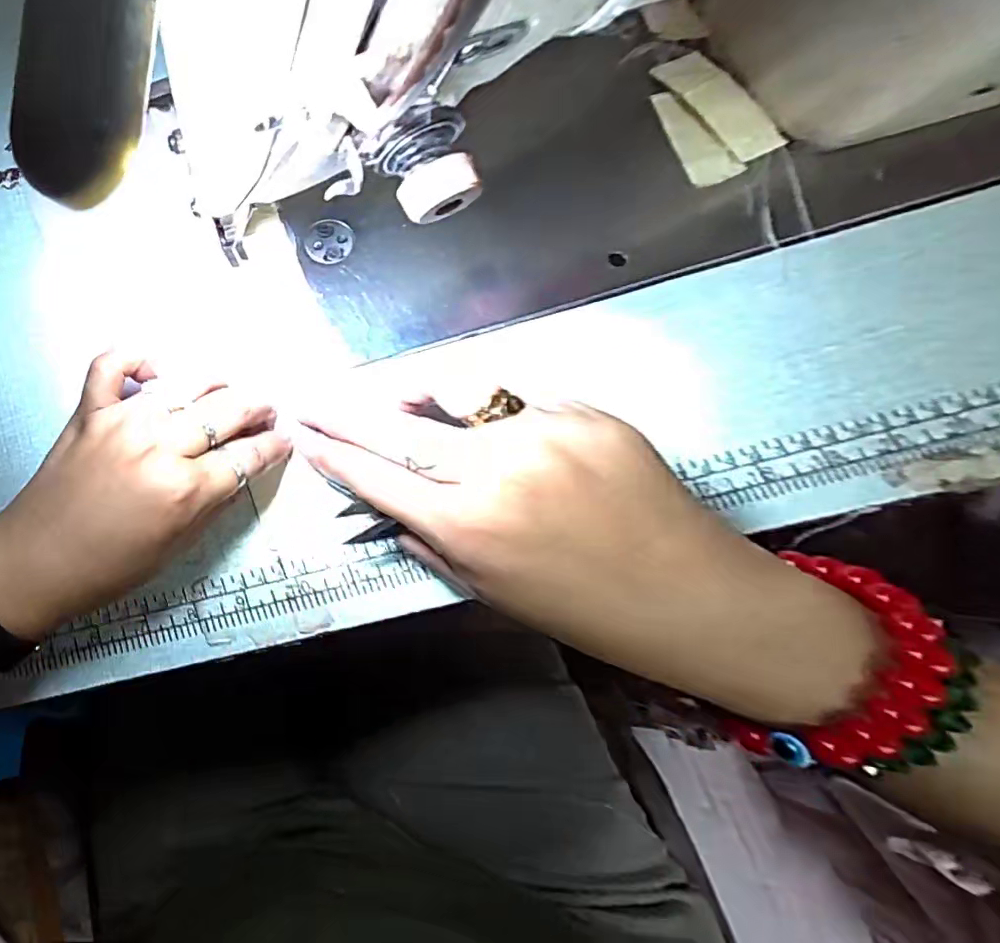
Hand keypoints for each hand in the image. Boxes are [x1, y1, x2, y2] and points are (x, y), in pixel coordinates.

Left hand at [0, 351, 290, 639]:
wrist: (35, 563)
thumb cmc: (109, 568)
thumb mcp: (175, 548)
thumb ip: (213, 504)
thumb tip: (241, 470)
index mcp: (183, 489)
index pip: (244, 456)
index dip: (272, 445)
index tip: (284, 438)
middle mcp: (157, 446)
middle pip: (224, 411)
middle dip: (255, 408)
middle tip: (266, 409)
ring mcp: (119, 421)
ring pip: (182, 384)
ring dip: (214, 383)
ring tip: (226, 389)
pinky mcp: (87, 411)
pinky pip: (111, 364)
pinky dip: (135, 357)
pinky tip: (156, 370)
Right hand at [298, 393, 879, 724]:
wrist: (693, 596)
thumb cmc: (580, 608)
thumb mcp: (489, 589)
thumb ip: (430, 543)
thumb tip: (389, 509)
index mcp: (468, 527)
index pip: (378, 478)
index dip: (334, 455)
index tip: (306, 437)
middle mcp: (497, 472)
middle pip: (399, 428)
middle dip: (346, 412)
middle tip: (315, 399)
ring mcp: (543, 433)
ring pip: (456, 392)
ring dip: (417, 391)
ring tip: (400, 394)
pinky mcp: (586, 414)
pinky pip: (519, 402)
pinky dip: (495, 413)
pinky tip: (505, 432)